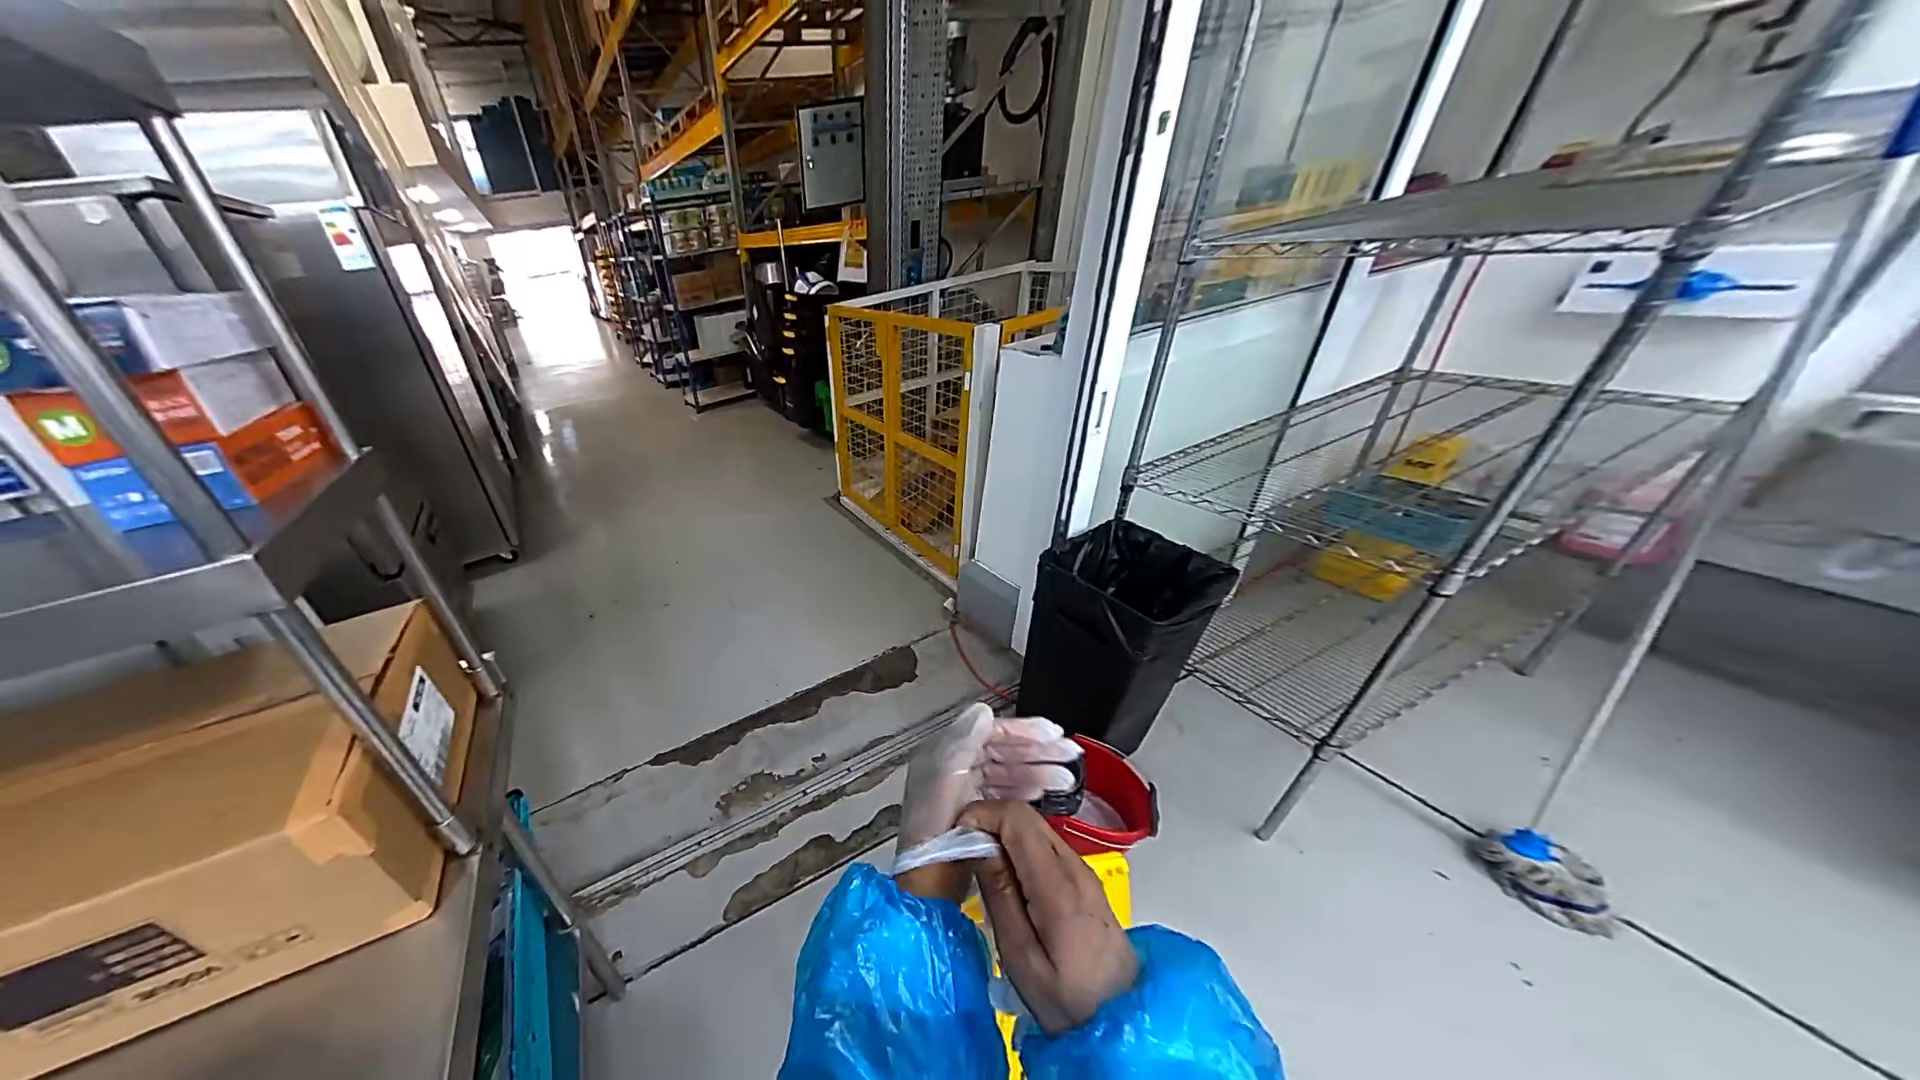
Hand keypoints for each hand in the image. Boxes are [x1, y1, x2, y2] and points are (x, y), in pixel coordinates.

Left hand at [897, 704, 1079, 853]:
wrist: (926, 884)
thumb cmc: (932, 830)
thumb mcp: (944, 779)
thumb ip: (962, 743)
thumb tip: (984, 709)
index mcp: (944, 753)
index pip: (989, 731)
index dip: (1022, 729)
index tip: (1054, 732)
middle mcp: (955, 766)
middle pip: (1003, 750)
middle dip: (1037, 751)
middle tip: (1071, 754)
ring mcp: (966, 790)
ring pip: (1008, 771)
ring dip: (1037, 770)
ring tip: (1066, 779)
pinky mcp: (977, 812)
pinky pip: (1006, 792)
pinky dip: (1027, 789)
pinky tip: (1045, 791)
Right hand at [958, 800, 1137, 1034]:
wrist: (1124, 1020)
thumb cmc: (1069, 1002)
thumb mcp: (1021, 959)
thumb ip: (1000, 897)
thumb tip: (980, 847)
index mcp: (1058, 882)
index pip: (1017, 818)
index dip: (982, 815)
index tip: (956, 839)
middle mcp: (1074, 865)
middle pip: (1027, 817)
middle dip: (989, 823)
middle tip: (961, 853)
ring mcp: (1084, 871)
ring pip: (1036, 830)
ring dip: (1004, 836)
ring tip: (979, 869)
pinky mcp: (1086, 882)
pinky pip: (1046, 848)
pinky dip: (1020, 851)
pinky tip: (1007, 881)